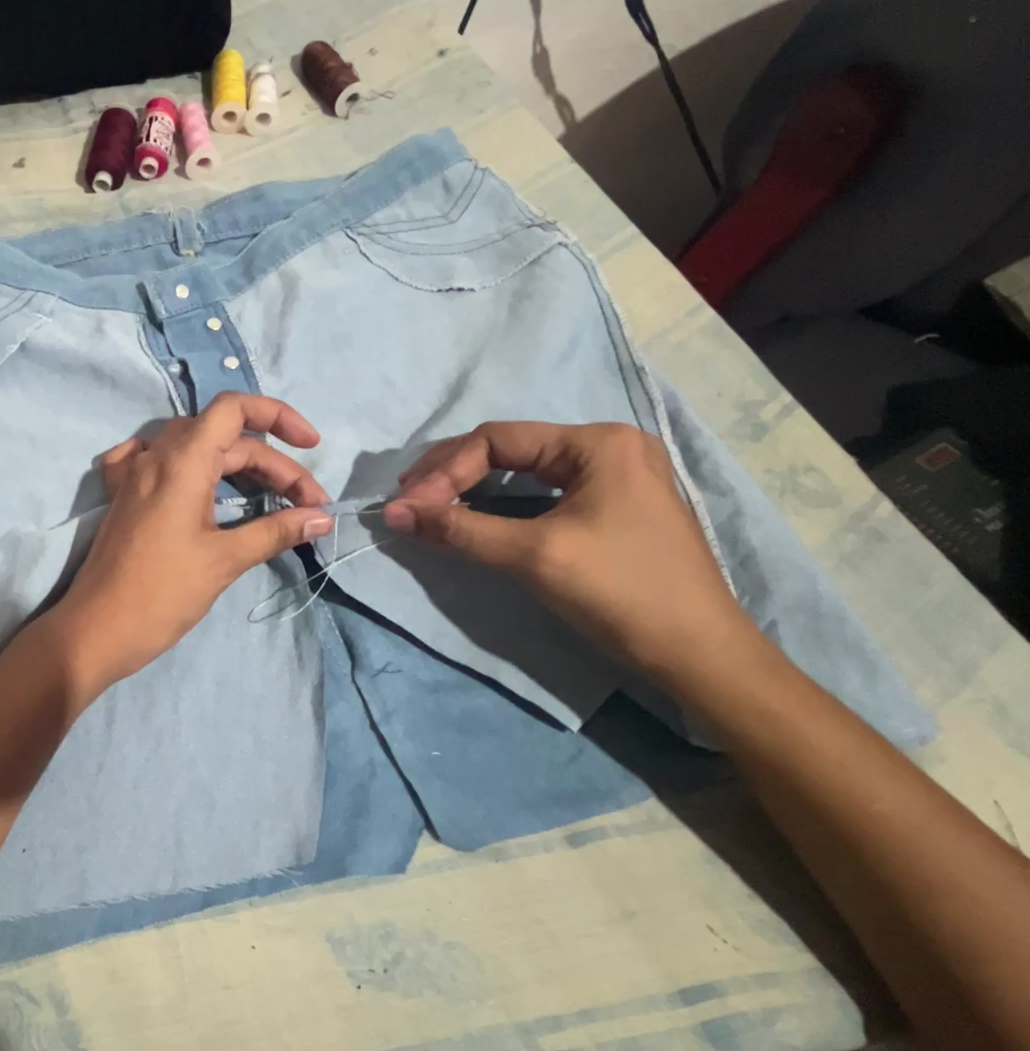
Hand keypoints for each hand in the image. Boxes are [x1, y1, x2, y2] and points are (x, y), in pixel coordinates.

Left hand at [48, 392, 335, 695]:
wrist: (97, 629)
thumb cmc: (162, 593)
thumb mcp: (224, 560)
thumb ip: (276, 531)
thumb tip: (322, 519)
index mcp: (181, 460)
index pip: (234, 409)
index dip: (277, 416)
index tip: (311, 445)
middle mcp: (155, 456)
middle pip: (225, 438)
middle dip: (272, 465)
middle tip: (307, 507)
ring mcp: (134, 475)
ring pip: (197, 450)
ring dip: (238, 468)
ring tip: (273, 500)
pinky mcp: (122, 497)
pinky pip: (158, 462)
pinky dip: (188, 466)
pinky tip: (199, 482)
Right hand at [383, 421, 758, 683]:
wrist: (699, 653)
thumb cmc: (621, 593)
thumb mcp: (533, 556)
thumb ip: (459, 528)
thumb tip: (392, 513)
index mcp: (597, 442)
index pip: (497, 439)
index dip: (443, 470)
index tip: (407, 506)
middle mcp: (608, 446)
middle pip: (509, 448)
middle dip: (453, 474)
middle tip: (410, 502)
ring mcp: (615, 474)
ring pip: (523, 469)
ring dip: (473, 486)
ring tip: (432, 506)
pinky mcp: (613, 504)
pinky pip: (542, 490)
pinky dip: (501, 501)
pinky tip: (475, 515)